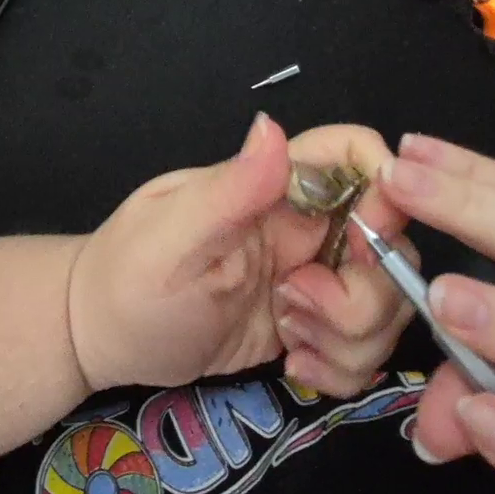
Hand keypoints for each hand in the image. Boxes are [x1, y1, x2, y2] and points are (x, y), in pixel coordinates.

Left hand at [67, 116, 413, 394]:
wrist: (105, 335)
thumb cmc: (130, 276)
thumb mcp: (174, 235)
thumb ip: (231, 187)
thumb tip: (271, 125)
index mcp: (275, 187)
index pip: (354, 156)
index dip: (385, 193)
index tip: (362, 249)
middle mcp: (304, 226)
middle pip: (389, 246)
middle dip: (363, 296)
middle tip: (296, 308)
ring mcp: (311, 278)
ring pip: (384, 304)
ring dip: (350, 337)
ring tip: (287, 337)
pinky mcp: (311, 327)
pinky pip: (363, 348)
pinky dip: (343, 367)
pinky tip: (296, 366)